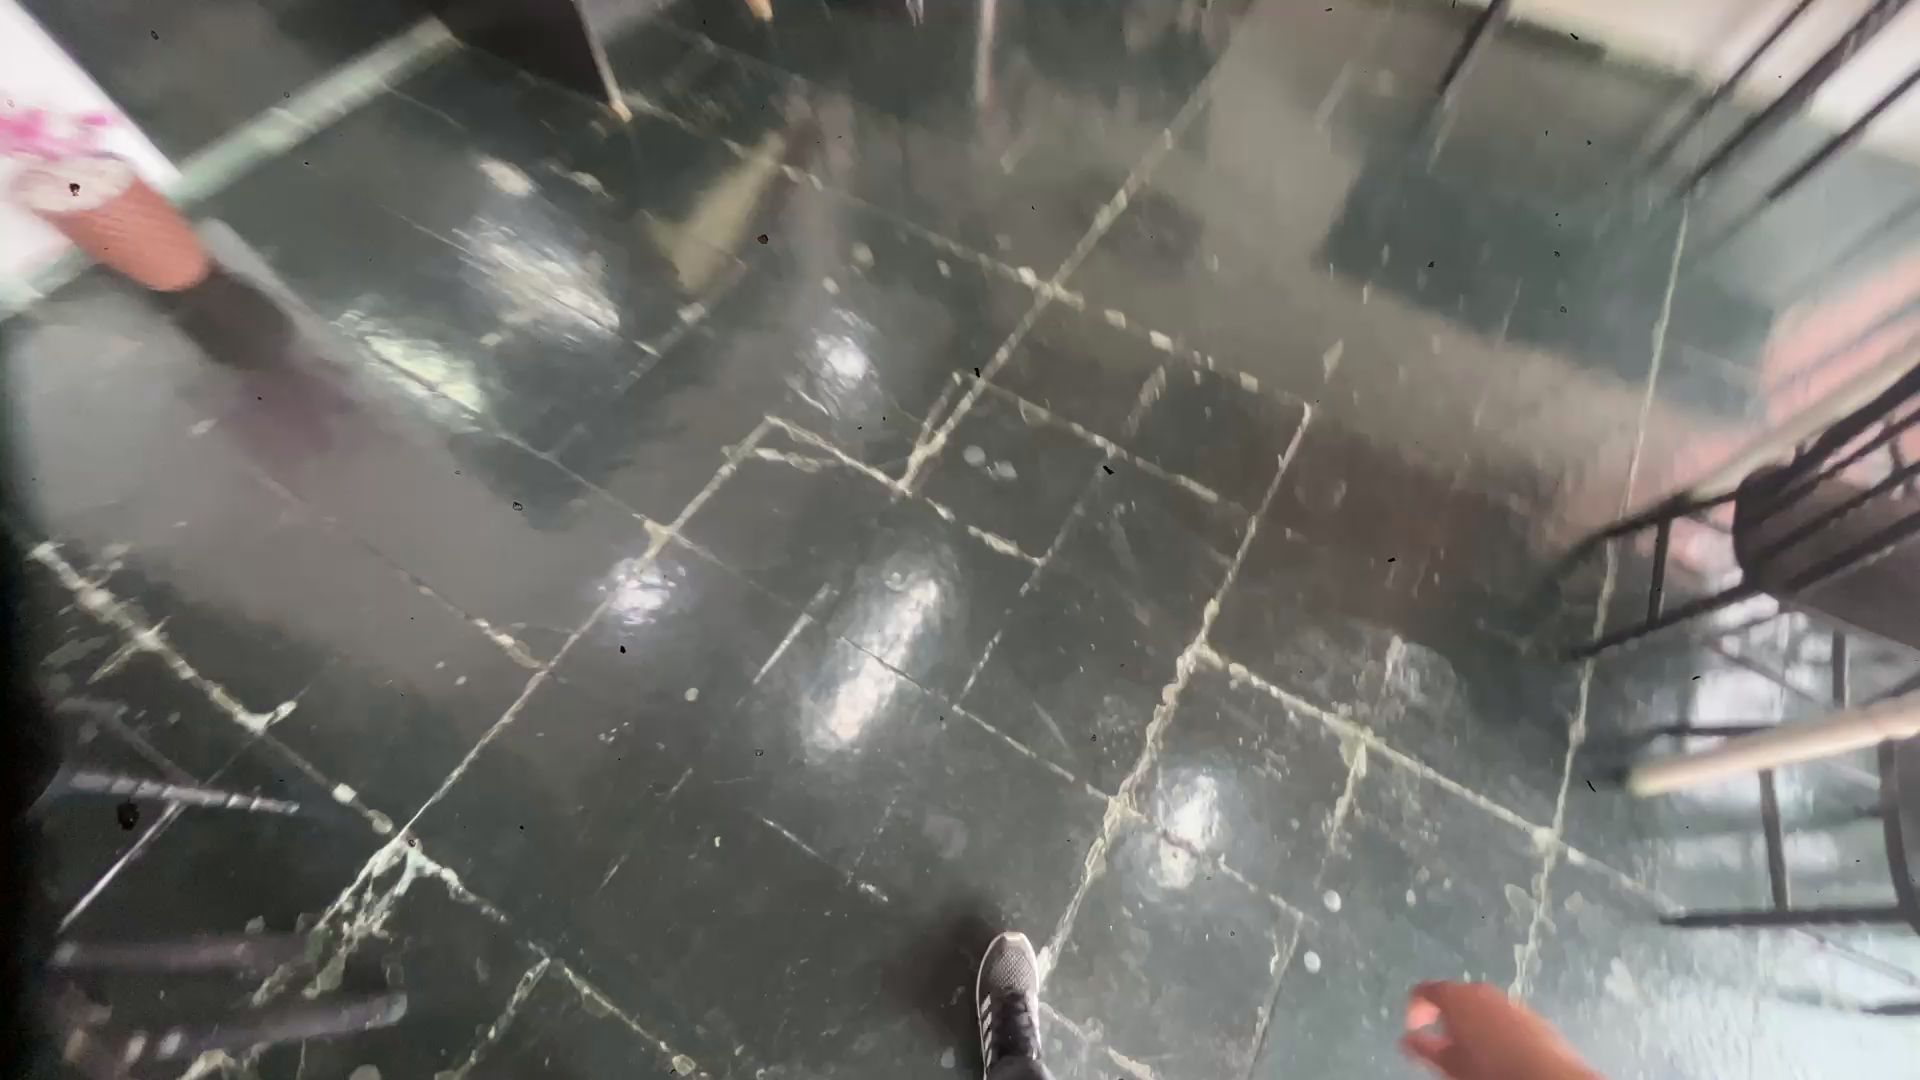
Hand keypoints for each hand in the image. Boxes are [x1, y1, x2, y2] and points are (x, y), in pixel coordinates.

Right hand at [1400, 981, 1600, 1079]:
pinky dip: (1497, 1030)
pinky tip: (1504, 1055)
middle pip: (1453, 997)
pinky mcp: (1533, 1017)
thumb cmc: (1491, 1070)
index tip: (1414, 1030)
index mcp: (1453, 995)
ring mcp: (1508, 1001)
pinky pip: (1504, 1018)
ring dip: (1472, 1024)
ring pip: (1481, 1007)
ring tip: (1476, 1052)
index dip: (1414, 1009)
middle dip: (1446, 1018)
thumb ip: (1424, 1049)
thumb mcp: (1451, 1065)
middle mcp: (1478, 990)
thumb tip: (1405, 1041)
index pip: (1422, 991)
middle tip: (1446, 1044)